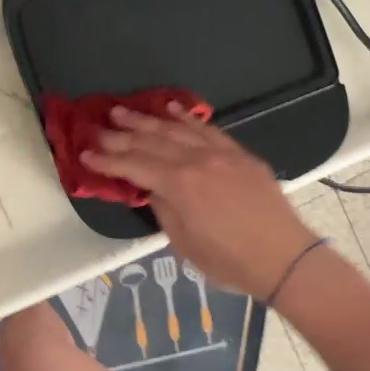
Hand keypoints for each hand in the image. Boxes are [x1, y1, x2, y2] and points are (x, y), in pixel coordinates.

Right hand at [82, 103, 318, 298]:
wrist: (284, 257)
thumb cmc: (229, 261)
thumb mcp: (184, 242)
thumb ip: (163, 208)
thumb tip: (151, 188)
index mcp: (179, 185)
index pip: (134, 166)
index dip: (107, 161)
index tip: (85, 154)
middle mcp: (196, 160)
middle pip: (151, 142)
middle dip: (120, 135)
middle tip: (96, 128)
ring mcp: (220, 153)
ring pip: (176, 129)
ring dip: (147, 120)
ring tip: (123, 111)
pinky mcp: (239, 154)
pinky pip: (207, 128)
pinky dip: (186, 118)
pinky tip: (171, 110)